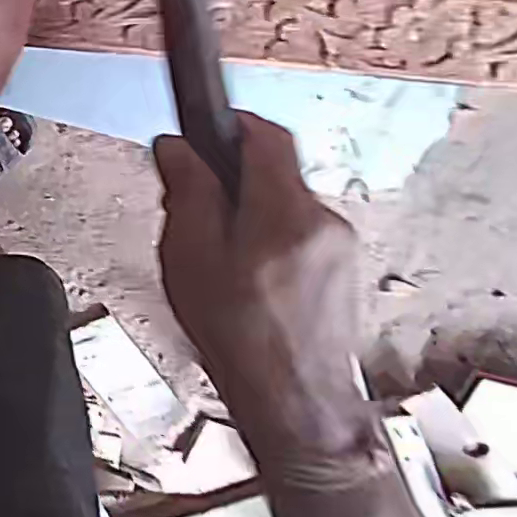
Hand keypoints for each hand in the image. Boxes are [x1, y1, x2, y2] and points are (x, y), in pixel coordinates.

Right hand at [153, 112, 375, 469]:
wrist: (291, 394)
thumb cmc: (231, 325)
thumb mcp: (189, 252)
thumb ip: (188, 191)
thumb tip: (176, 145)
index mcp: (285, 211)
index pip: (267, 137)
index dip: (231, 122)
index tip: (199, 126)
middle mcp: (324, 218)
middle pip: (271, 169)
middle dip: (225, 174)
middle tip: (183, 206)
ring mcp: (339, 243)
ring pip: (280, 199)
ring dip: (241, 205)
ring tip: (206, 248)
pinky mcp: (340, 264)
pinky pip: (294, 226)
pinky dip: (260, 228)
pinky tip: (235, 267)